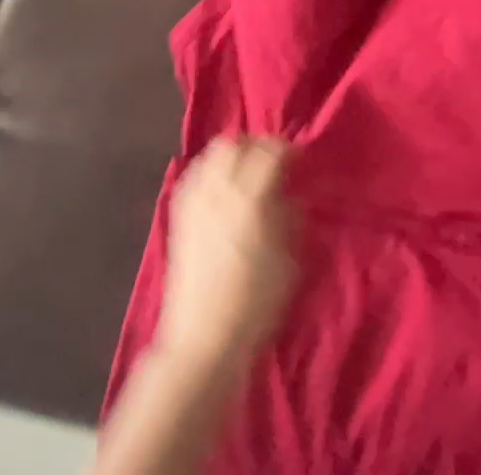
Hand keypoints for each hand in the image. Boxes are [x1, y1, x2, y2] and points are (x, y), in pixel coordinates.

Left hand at [155, 136, 299, 368]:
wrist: (204, 337)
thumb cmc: (257, 302)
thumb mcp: (291, 258)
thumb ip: (292, 215)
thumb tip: (293, 192)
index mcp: (251, 198)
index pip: (271, 150)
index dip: (289, 149)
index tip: (302, 160)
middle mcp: (218, 190)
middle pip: (235, 143)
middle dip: (257, 145)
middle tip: (274, 163)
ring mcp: (194, 201)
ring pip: (211, 154)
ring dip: (233, 155)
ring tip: (249, 173)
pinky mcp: (178, 215)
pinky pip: (195, 174)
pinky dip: (212, 171)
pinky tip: (223, 189)